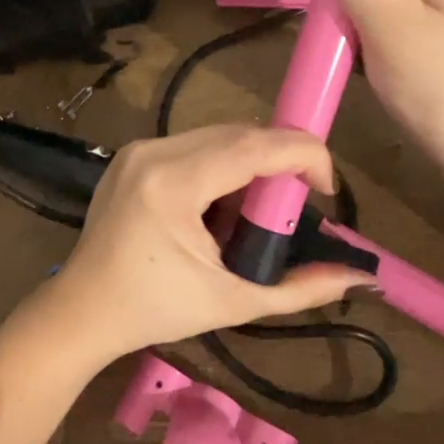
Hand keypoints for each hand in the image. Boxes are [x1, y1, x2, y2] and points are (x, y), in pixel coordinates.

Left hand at [31, 124, 374, 369]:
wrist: (83, 308)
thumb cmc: (155, 309)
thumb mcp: (234, 302)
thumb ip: (300, 288)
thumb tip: (360, 278)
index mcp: (173, 183)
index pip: (253, 145)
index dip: (302, 155)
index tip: (327, 189)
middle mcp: (152, 153)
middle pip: (236, 134)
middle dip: (278, 159)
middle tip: (298, 202)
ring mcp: (137, 150)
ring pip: (214, 135)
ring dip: (249, 161)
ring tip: (260, 208)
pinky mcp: (130, 156)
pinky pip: (190, 145)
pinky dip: (219, 164)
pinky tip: (224, 203)